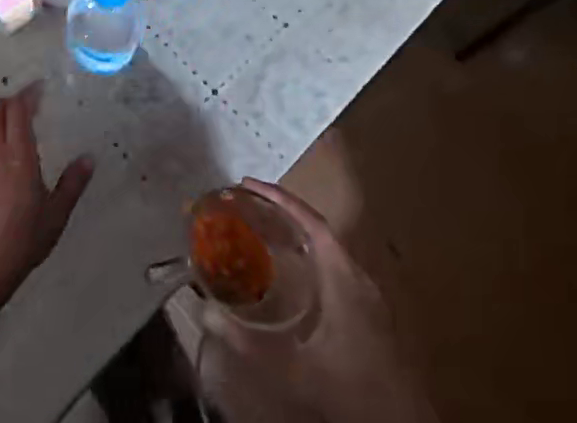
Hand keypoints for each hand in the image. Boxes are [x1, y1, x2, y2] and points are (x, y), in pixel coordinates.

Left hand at [0, 81, 93, 307]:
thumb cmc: (24, 240)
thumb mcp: (56, 213)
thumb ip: (73, 182)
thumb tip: (89, 157)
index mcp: (18, 155)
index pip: (17, 109)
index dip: (29, 94)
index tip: (42, 87)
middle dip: (13, 99)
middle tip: (34, 103)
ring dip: (4, 117)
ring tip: (25, 125)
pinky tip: (12, 155)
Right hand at [200, 178, 434, 422]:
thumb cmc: (353, 393)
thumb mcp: (296, 371)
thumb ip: (248, 343)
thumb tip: (206, 313)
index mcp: (344, 279)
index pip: (312, 222)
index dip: (280, 198)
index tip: (247, 184)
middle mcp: (359, 278)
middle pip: (320, 229)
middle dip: (284, 210)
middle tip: (247, 203)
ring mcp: (368, 296)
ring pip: (329, 248)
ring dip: (297, 231)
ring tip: (262, 228)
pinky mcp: (370, 313)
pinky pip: (335, 266)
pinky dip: (309, 253)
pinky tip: (291, 271)